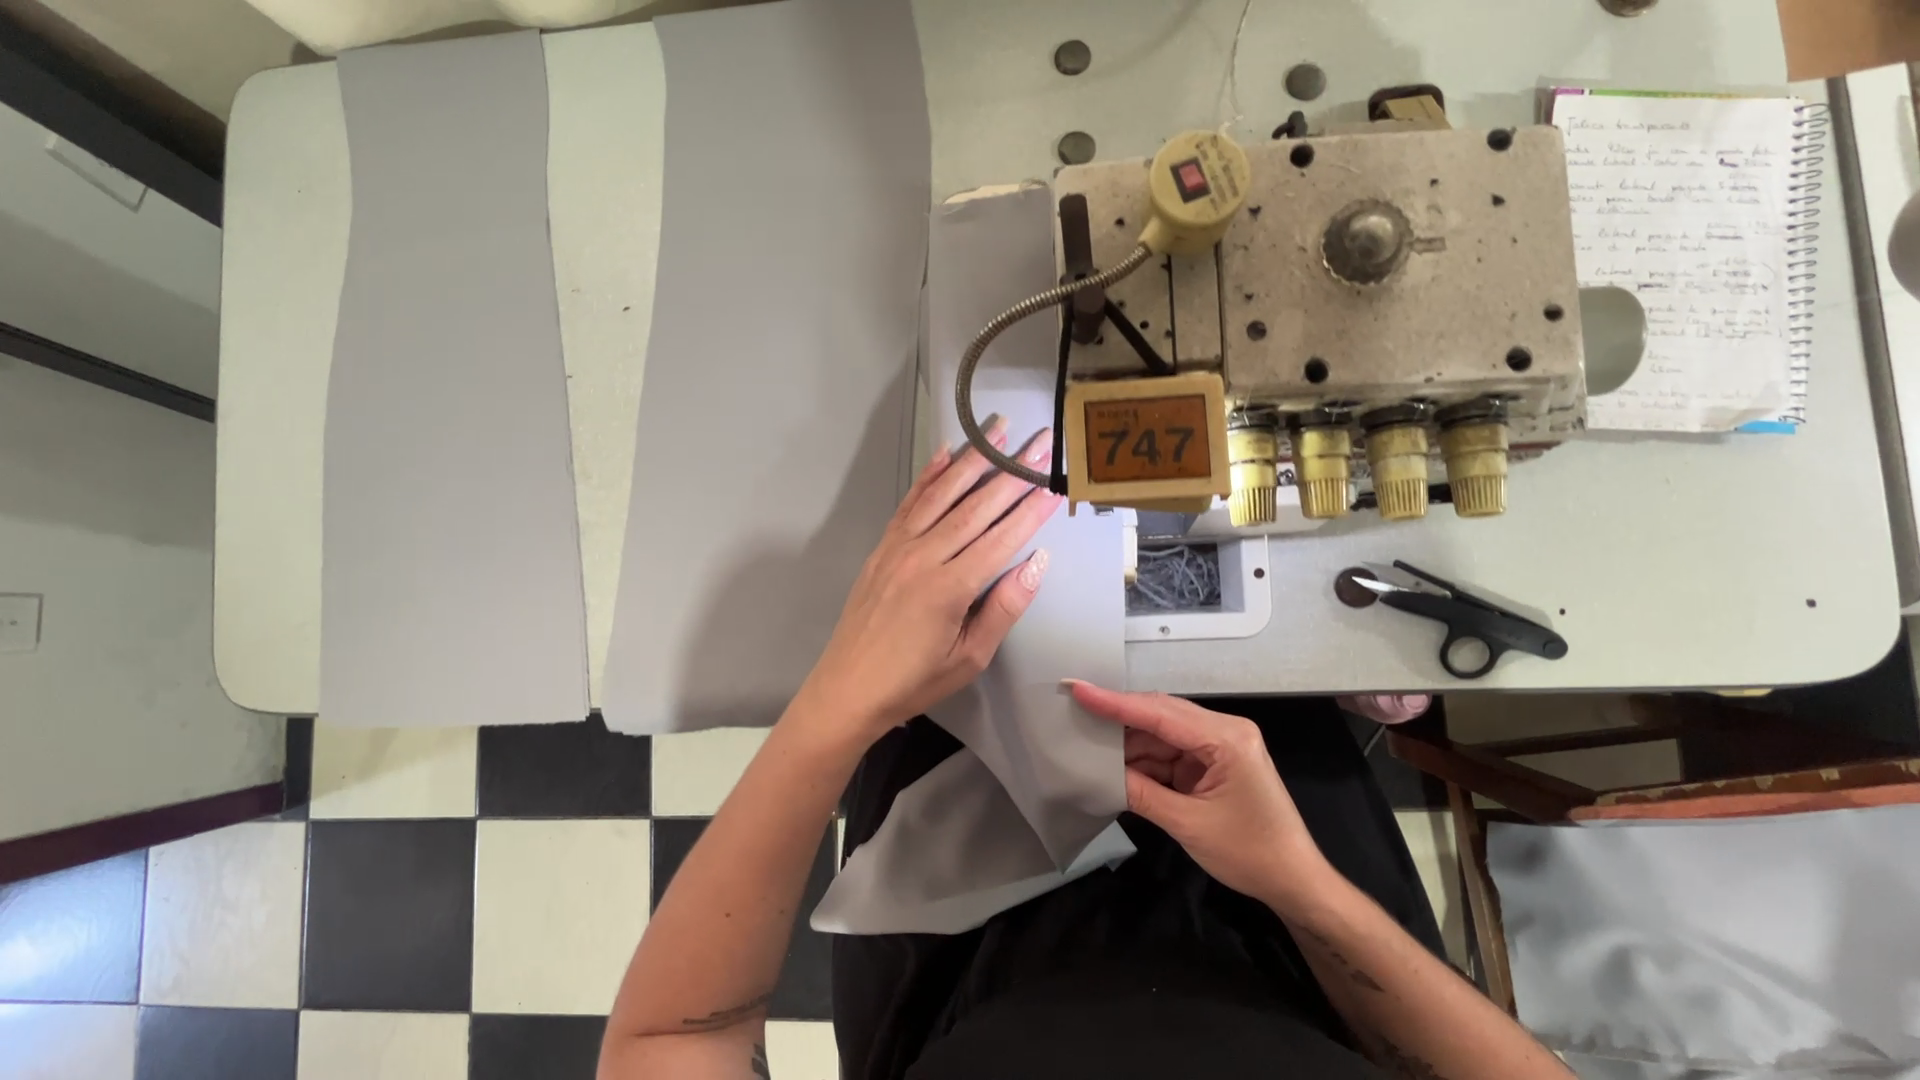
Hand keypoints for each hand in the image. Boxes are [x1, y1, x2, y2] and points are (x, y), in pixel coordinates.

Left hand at [794, 419, 1062, 743]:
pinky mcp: (882, 547)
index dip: (1031, 510)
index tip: (1055, 483)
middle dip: (1012, 473)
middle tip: (1040, 442)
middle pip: (976, 507)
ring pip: (943, 494)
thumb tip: (1037, 562)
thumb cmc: (914, 682)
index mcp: (949, 588)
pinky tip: (946, 453)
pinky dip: (929, 476)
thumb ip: (1003, 608)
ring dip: (973, 459)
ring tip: (999, 430)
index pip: (1001, 538)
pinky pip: (909, 503)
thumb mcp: (969, 658)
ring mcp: (898, 548)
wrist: (847, 688)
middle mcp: (923, 557)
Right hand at [1070, 682, 1334, 911]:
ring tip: (1087, 743)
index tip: (1079, 690)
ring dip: (1129, 744)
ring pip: (1162, 734)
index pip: (1161, 713)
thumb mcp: (1189, 824)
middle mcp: (1224, 732)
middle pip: (1161, 715)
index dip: (1116, 703)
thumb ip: (1142, 793)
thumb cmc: (1250, 853)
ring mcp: (1219, 747)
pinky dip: (1144, 762)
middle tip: (1074, 711)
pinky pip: (1170, 753)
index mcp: (1227, 738)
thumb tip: (1100, 775)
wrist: (1294, 880)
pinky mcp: (1213, 764)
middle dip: (1119, 718)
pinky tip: (1116, 766)